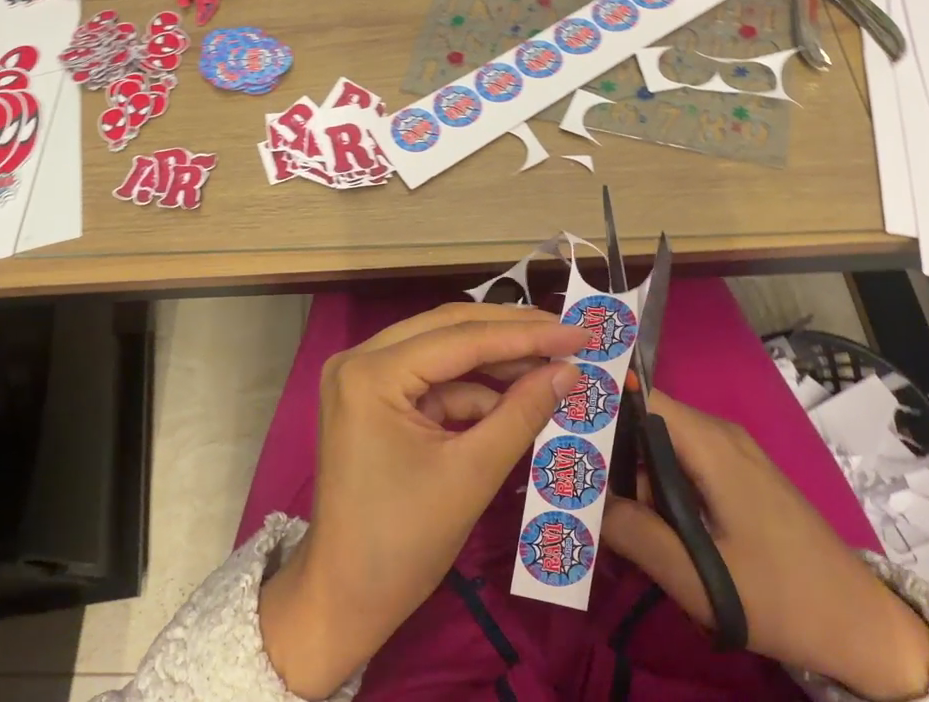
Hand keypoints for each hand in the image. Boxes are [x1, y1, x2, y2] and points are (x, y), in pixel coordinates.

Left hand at [258, 303, 588, 698]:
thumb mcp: (472, 473)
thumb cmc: (404, 541)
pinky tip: (517, 397)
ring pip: (442, 352)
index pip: (461, 338)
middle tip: (572, 335)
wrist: (346, 597)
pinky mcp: (373, 401)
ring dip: (495, 362)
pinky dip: (473, 390)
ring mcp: (362, 379)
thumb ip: (522, 413)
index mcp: (371, 373)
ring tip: (554, 364)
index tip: (582, 331)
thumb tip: (570, 371)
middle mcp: (359, 360)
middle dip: (512, 334)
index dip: (527, 333)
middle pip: (448, 331)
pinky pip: (432, 381)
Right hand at [602, 392, 928, 701]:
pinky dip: (657, 491)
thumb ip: (631, 532)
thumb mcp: (694, 575)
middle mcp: (721, 437)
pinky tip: (645, 529)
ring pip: (661, 449)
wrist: (864, 629)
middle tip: (571, 490)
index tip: (554, 426)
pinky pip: (683, 468)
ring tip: (604, 519)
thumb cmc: (780, 597)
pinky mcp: (740, 481)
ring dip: (631, 480)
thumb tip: (579, 501)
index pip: (639, 396)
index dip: (595, 405)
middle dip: (607, 454)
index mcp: (711, 444)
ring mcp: (735, 458)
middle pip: (645, 424)